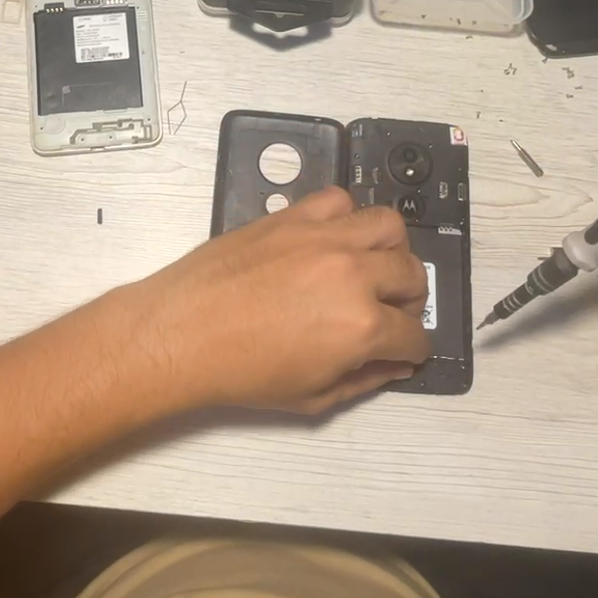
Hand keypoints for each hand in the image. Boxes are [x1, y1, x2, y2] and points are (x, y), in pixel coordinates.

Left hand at [125, 187, 431, 414]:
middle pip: (413, 274)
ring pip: (389, 225)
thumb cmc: (240, 372)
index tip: (401, 350)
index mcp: (362, 327)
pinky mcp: (293, 216)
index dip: (410, 349)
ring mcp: (323, 238)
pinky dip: (346, 218)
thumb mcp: (313, 397)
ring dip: (391, 250)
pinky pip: (339, 200)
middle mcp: (352, 274)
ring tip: (371, 267)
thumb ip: (365, 380)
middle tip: (390, 311)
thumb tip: (393, 364)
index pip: (414, 335)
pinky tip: (332, 241)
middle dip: (411, 300)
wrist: (183, 332)